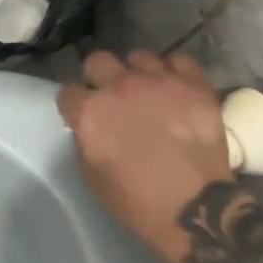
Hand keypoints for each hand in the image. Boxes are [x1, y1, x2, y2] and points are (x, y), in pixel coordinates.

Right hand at [57, 50, 234, 260]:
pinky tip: (174, 88)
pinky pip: (178, 60)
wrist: (194, 206)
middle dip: (98, 77)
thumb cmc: (135, 200)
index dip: (73, 105)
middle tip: (109, 97)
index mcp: (90, 113)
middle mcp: (121, 87)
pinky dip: (173, 72)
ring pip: (139, 56)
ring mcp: (160, 80)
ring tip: (146, 91)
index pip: (67, 93)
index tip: (80, 116)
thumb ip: (85, 142)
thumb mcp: (92, 177)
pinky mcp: (195, 83)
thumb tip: (90, 129)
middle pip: (98, 60)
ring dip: (136, 72)